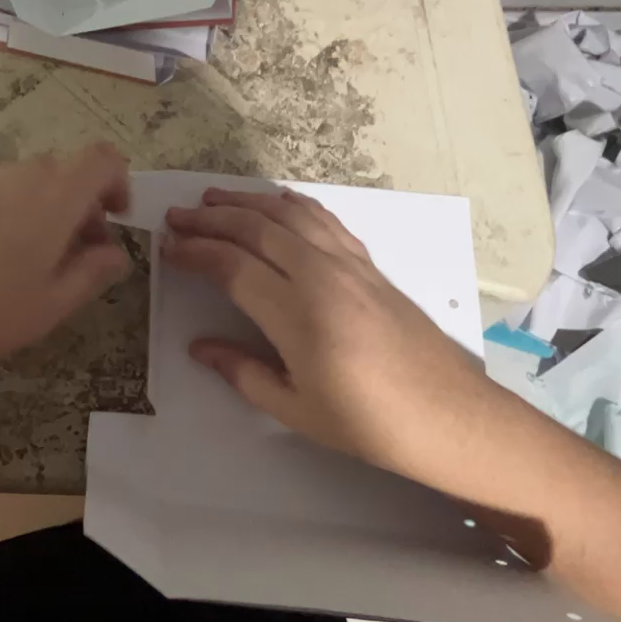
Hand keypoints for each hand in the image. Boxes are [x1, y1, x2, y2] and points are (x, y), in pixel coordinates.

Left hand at [0, 144, 132, 395]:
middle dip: (83, 205)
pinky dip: (11, 215)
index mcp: (55, 195)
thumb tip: (117, 253)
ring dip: (46, 212)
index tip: (115, 220)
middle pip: (66, 170)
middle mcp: (19, 176)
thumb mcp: (51, 305)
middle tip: (78, 255)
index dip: (119, 182)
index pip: (103, 158)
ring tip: (32, 265)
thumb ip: (93, 274)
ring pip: (29, 183)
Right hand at [165, 188, 510, 487]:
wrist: (452, 418)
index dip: (195, 252)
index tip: (168, 248)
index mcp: (297, 314)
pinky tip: (276, 202)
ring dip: (247, 202)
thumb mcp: (295, 409)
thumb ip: (242, 372)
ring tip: (214, 198)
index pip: (232, 265)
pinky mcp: (369, 264)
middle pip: (255, 228)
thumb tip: (199, 347)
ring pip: (289, 214)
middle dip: (210, 218)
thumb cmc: (369, 423)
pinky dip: (292, 204)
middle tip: (177, 216)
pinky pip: (323, 219)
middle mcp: (321, 275)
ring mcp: (349, 264)